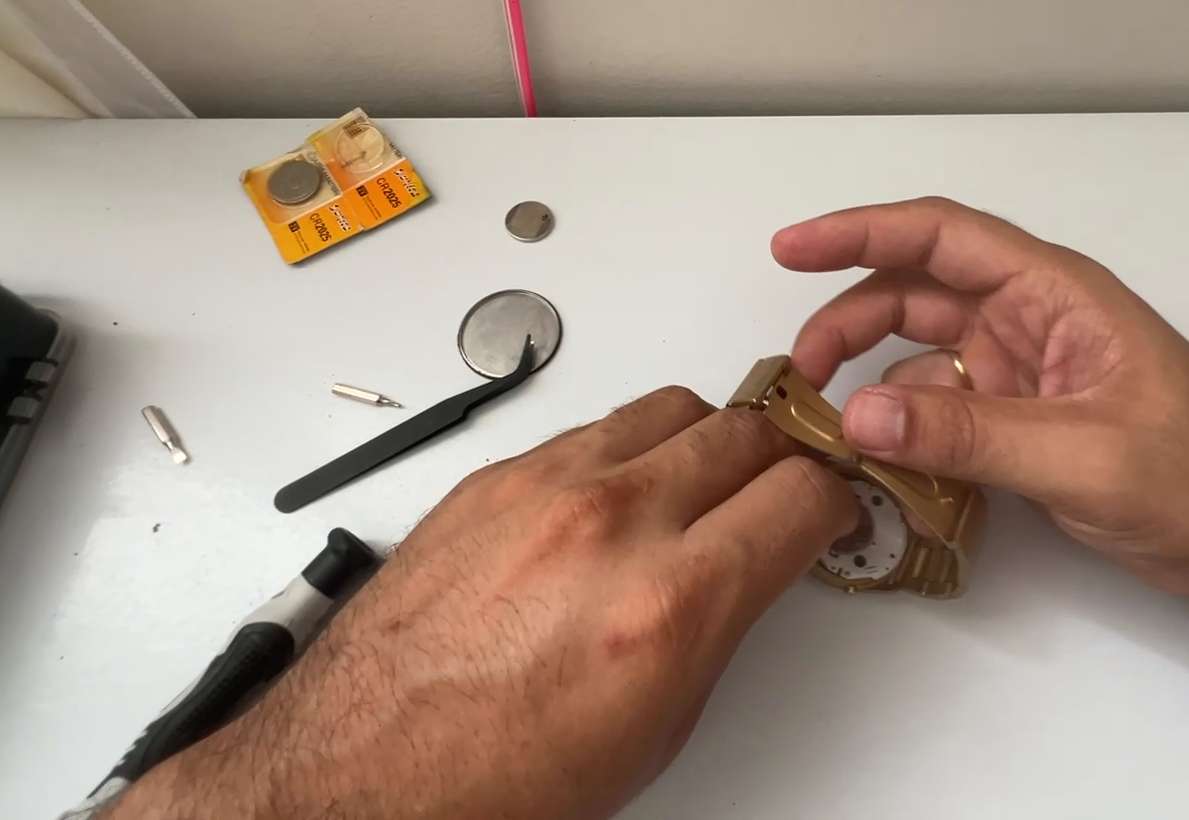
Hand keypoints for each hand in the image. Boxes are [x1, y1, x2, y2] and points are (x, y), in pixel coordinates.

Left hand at [111, 389, 853, 819]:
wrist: (354, 775)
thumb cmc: (496, 781)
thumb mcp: (658, 723)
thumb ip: (721, 616)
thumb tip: (752, 554)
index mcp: (669, 605)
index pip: (800, 495)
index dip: (834, 496)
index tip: (832, 504)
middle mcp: (612, 524)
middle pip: (748, 432)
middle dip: (782, 457)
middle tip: (781, 482)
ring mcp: (549, 484)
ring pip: (678, 406)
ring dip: (711, 438)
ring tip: (703, 477)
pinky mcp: (500, 471)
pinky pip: (601, 426)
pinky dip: (635, 446)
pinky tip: (622, 490)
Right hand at [773, 197, 1188, 604]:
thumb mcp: (1083, 457)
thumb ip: (969, 436)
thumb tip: (855, 419)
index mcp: (1051, 291)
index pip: (940, 237)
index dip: (860, 231)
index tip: (791, 247)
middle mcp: (1025, 316)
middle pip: (913, 292)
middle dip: (848, 321)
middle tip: (800, 371)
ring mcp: (1016, 366)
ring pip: (917, 351)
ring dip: (870, 379)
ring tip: (831, 426)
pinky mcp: (1012, 414)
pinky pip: (936, 405)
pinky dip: (902, 427)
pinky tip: (884, 462)